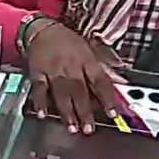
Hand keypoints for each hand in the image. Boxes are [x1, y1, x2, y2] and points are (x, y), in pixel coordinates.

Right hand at [25, 20, 124, 134]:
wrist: (42, 29)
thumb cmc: (68, 42)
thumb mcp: (89, 48)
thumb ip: (103, 65)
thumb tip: (121, 81)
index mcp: (86, 60)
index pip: (100, 81)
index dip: (107, 98)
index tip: (113, 114)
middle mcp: (71, 65)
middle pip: (80, 90)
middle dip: (85, 111)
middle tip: (89, 129)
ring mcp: (53, 70)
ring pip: (61, 92)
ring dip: (67, 111)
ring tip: (72, 127)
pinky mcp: (37, 73)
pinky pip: (39, 89)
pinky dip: (40, 102)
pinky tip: (42, 114)